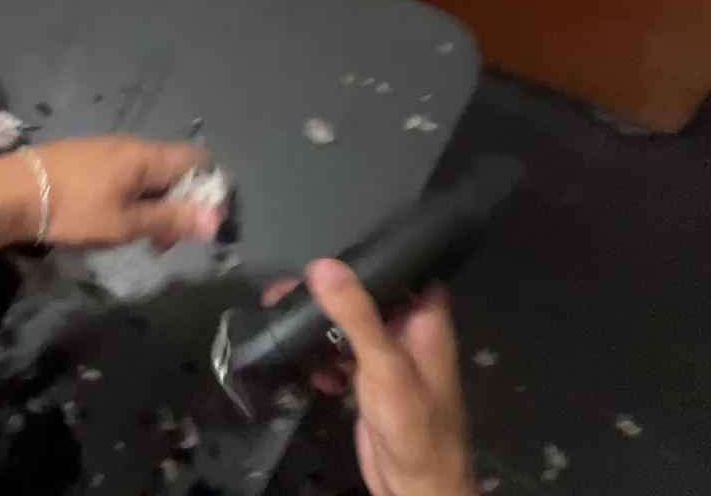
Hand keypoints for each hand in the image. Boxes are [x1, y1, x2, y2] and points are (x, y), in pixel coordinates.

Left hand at [20, 136, 222, 249]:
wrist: (13, 192)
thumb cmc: (74, 209)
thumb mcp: (126, 223)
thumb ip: (171, 219)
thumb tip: (217, 218)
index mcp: (145, 155)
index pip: (199, 159)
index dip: (211, 190)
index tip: (203, 225)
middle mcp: (129, 145)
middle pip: (174, 168)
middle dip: (180, 204)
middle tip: (166, 242)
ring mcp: (105, 149)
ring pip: (147, 174)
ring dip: (154, 204)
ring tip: (141, 238)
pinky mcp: (85, 158)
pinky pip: (124, 175)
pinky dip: (132, 198)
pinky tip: (114, 221)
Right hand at [264, 261, 474, 495]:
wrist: (414, 490)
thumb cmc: (413, 426)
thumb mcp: (384, 364)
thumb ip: (355, 314)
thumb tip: (322, 265)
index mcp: (425, 323)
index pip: (407, 271)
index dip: (378, 253)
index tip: (339, 239)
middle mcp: (407, 335)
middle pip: (368, 296)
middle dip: (332, 290)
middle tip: (294, 283)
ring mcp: (386, 360)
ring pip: (349, 324)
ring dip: (320, 323)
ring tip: (285, 315)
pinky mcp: (366, 382)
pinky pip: (337, 353)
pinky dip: (320, 354)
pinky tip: (305, 362)